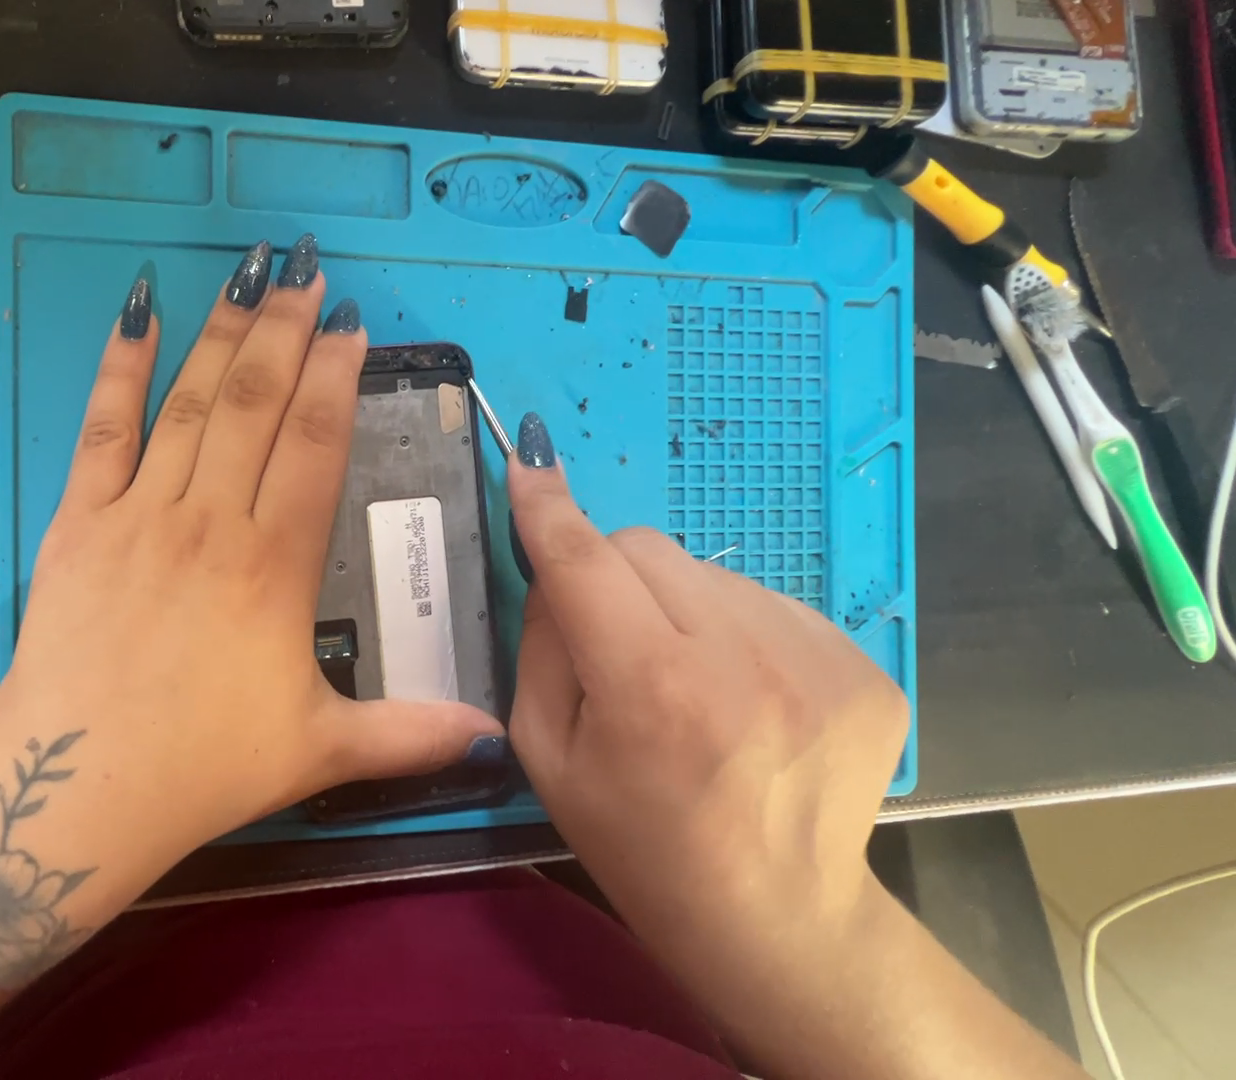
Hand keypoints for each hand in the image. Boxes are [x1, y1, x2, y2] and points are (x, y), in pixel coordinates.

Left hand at [0, 237, 502, 867]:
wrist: (77, 784)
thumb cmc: (202, 767)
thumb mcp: (319, 751)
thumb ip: (410, 734)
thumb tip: (497, 736)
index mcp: (274, 567)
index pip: (312, 446)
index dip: (334, 380)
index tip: (349, 327)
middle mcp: (209, 521)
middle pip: (254, 405)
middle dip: (283, 333)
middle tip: (305, 274)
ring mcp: (138, 514)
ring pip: (188, 404)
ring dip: (220, 334)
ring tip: (246, 275)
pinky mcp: (78, 522)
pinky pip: (100, 429)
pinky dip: (118, 368)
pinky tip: (137, 313)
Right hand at [503, 412, 908, 1038]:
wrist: (775, 913)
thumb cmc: (634, 840)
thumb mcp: (545, 754)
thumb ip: (542, 646)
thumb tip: (559, 572)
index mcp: (651, 689)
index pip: (585, 563)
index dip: (549, 510)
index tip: (528, 461)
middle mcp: (740, 658)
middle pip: (646, 546)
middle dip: (610, 572)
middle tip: (613, 639)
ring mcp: (817, 656)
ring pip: (706, 569)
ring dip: (675, 601)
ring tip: (686, 678)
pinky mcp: (862, 663)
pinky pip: (763, 599)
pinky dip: (731, 625)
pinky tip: (737, 688)